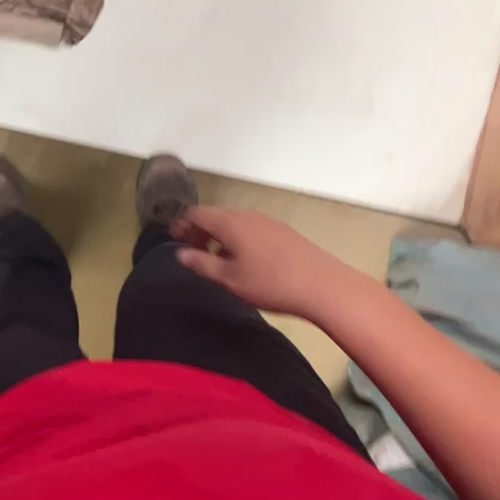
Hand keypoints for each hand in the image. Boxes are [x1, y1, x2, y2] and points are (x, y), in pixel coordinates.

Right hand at [171, 206, 371, 324]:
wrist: (324, 286)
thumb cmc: (270, 283)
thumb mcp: (229, 279)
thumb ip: (201, 264)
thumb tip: (181, 253)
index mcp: (230, 223)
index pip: (197, 214)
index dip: (182, 224)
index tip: (175, 240)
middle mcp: (247, 216)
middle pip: (216, 216)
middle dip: (200, 230)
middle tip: (192, 251)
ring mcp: (268, 222)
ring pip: (235, 222)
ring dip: (220, 236)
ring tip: (218, 259)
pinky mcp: (284, 232)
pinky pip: (251, 229)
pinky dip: (239, 239)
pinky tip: (245, 260)